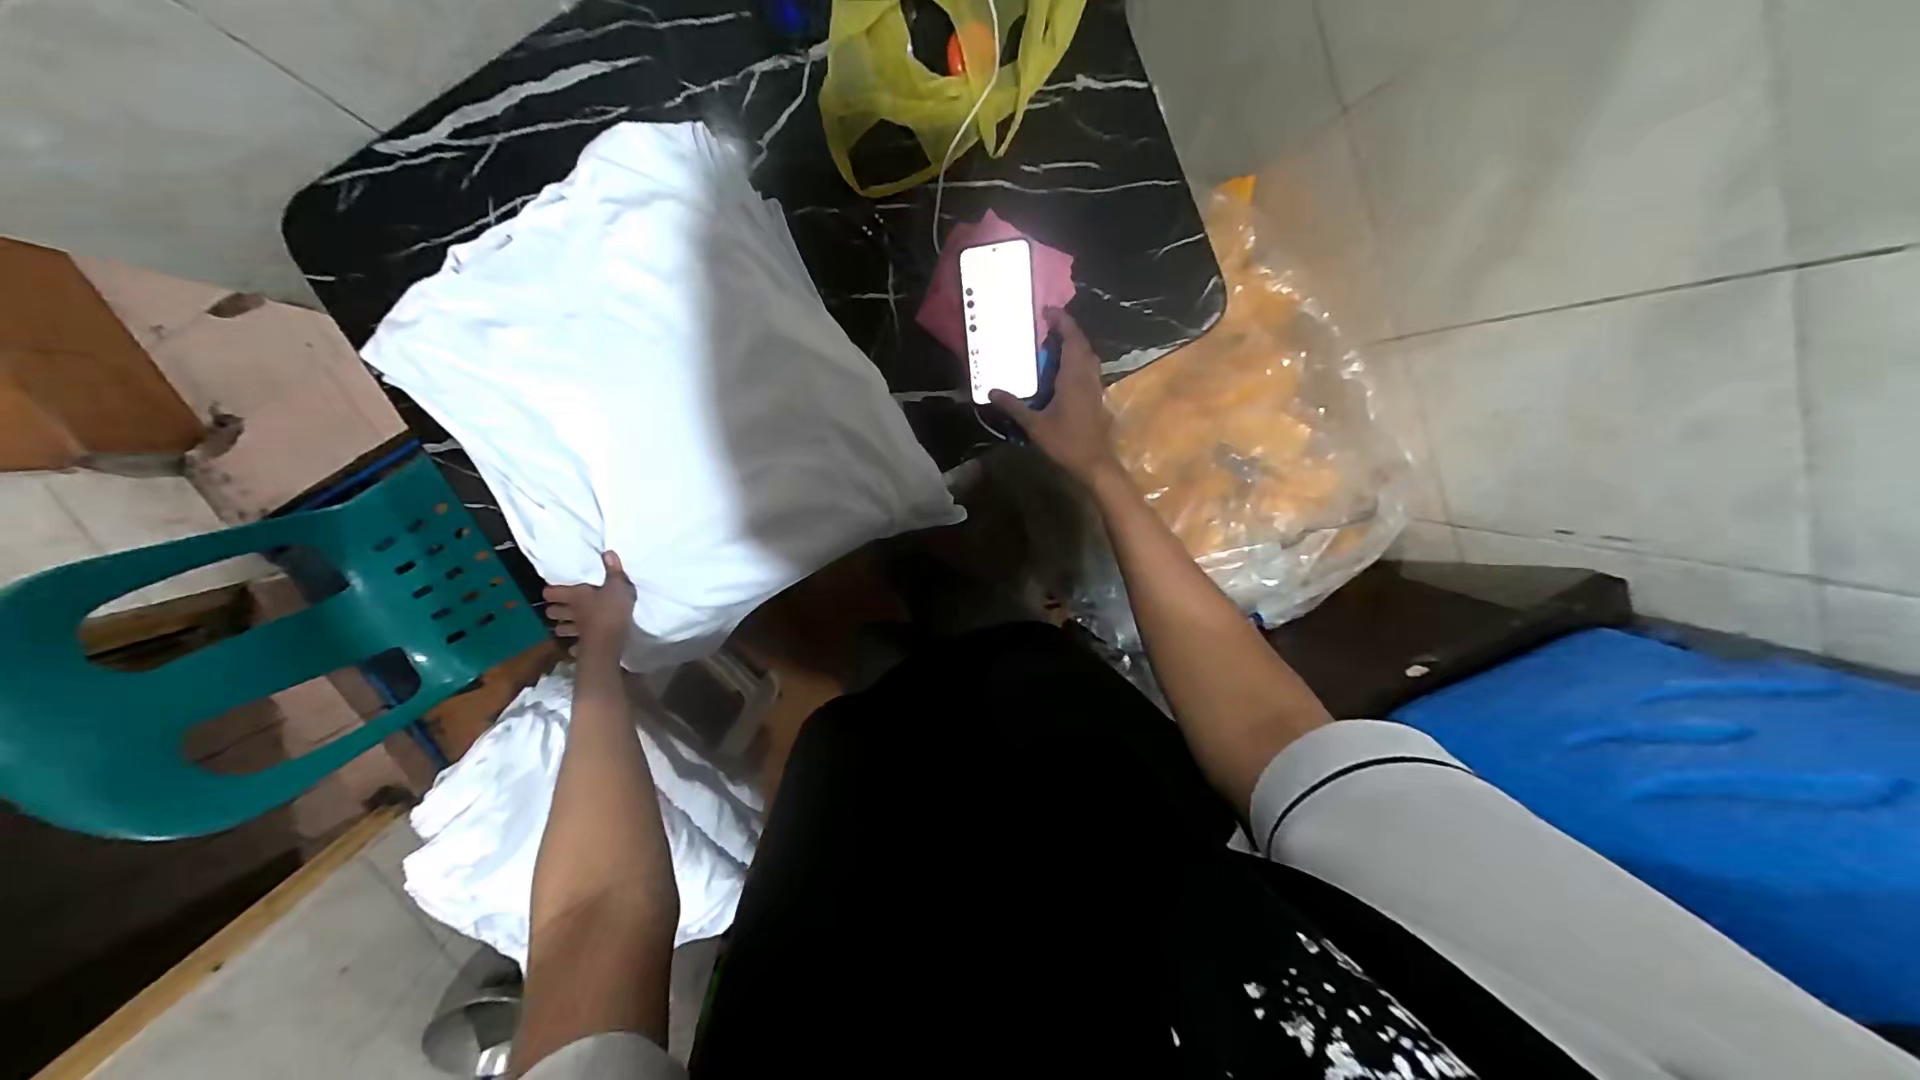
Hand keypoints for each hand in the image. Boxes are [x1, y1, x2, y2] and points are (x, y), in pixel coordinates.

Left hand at [543, 551, 635, 659]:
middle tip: (564, 607)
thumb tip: (607, 552)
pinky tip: (579, 645)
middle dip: (556, 610)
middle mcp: (571, 613)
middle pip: (552, 612)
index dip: (551, 591)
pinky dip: (575, 646)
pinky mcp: (583, 645)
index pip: (551, 593)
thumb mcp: (618, 586)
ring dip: (564, 627)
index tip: (556, 589)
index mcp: (575, 597)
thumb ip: (613, 571)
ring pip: (561, 629)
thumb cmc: (611, 610)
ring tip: (572, 624)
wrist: (609, 642)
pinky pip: (574, 647)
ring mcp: (575, 631)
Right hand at [989, 308, 1123, 486]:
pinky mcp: (1095, 397)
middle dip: (1067, 330)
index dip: (1062, 321)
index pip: (1072, 338)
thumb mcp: (1035, 425)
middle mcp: (1087, 375)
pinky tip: (1061, 369)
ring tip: (1052, 344)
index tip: (1047, 311)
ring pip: (1087, 356)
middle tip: (1046, 326)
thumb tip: (992, 391)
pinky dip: (1076, 360)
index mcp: (1073, 376)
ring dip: (1073, 345)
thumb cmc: (1065, 442)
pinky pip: (1087, 368)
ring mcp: (1094, 386)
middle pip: (1081, 344)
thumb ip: (1014, 406)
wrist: (1095, 463)